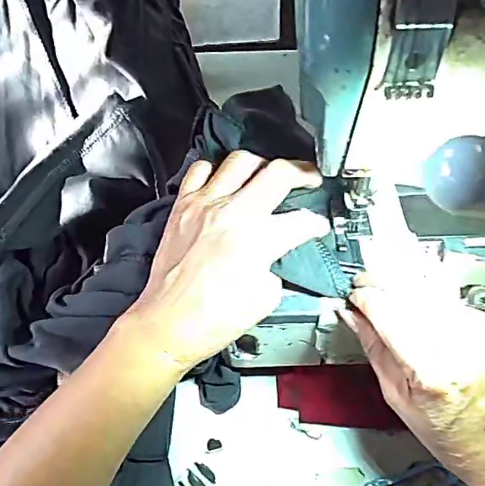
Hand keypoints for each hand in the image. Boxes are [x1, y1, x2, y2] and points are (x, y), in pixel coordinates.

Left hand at [116, 152, 327, 373]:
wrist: (167, 324)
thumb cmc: (208, 320)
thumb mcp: (264, 299)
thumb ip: (276, 267)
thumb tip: (277, 255)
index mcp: (256, 240)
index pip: (300, 219)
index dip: (315, 223)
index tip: (316, 225)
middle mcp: (230, 214)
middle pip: (278, 172)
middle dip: (303, 173)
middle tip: (309, 179)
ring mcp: (203, 206)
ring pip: (240, 161)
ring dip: (261, 165)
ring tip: (266, 175)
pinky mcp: (182, 208)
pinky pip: (200, 171)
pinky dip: (216, 171)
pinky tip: (223, 182)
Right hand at [340, 272, 484, 485]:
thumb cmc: (455, 436)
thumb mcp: (397, 398)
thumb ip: (375, 349)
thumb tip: (354, 316)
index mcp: (434, 374)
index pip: (389, 312)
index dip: (366, 298)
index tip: (354, 296)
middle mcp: (466, 347)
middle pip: (412, 294)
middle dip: (384, 286)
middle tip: (367, 288)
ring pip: (434, 294)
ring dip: (408, 293)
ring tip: (394, 307)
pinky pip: (455, 304)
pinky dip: (435, 306)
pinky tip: (428, 323)